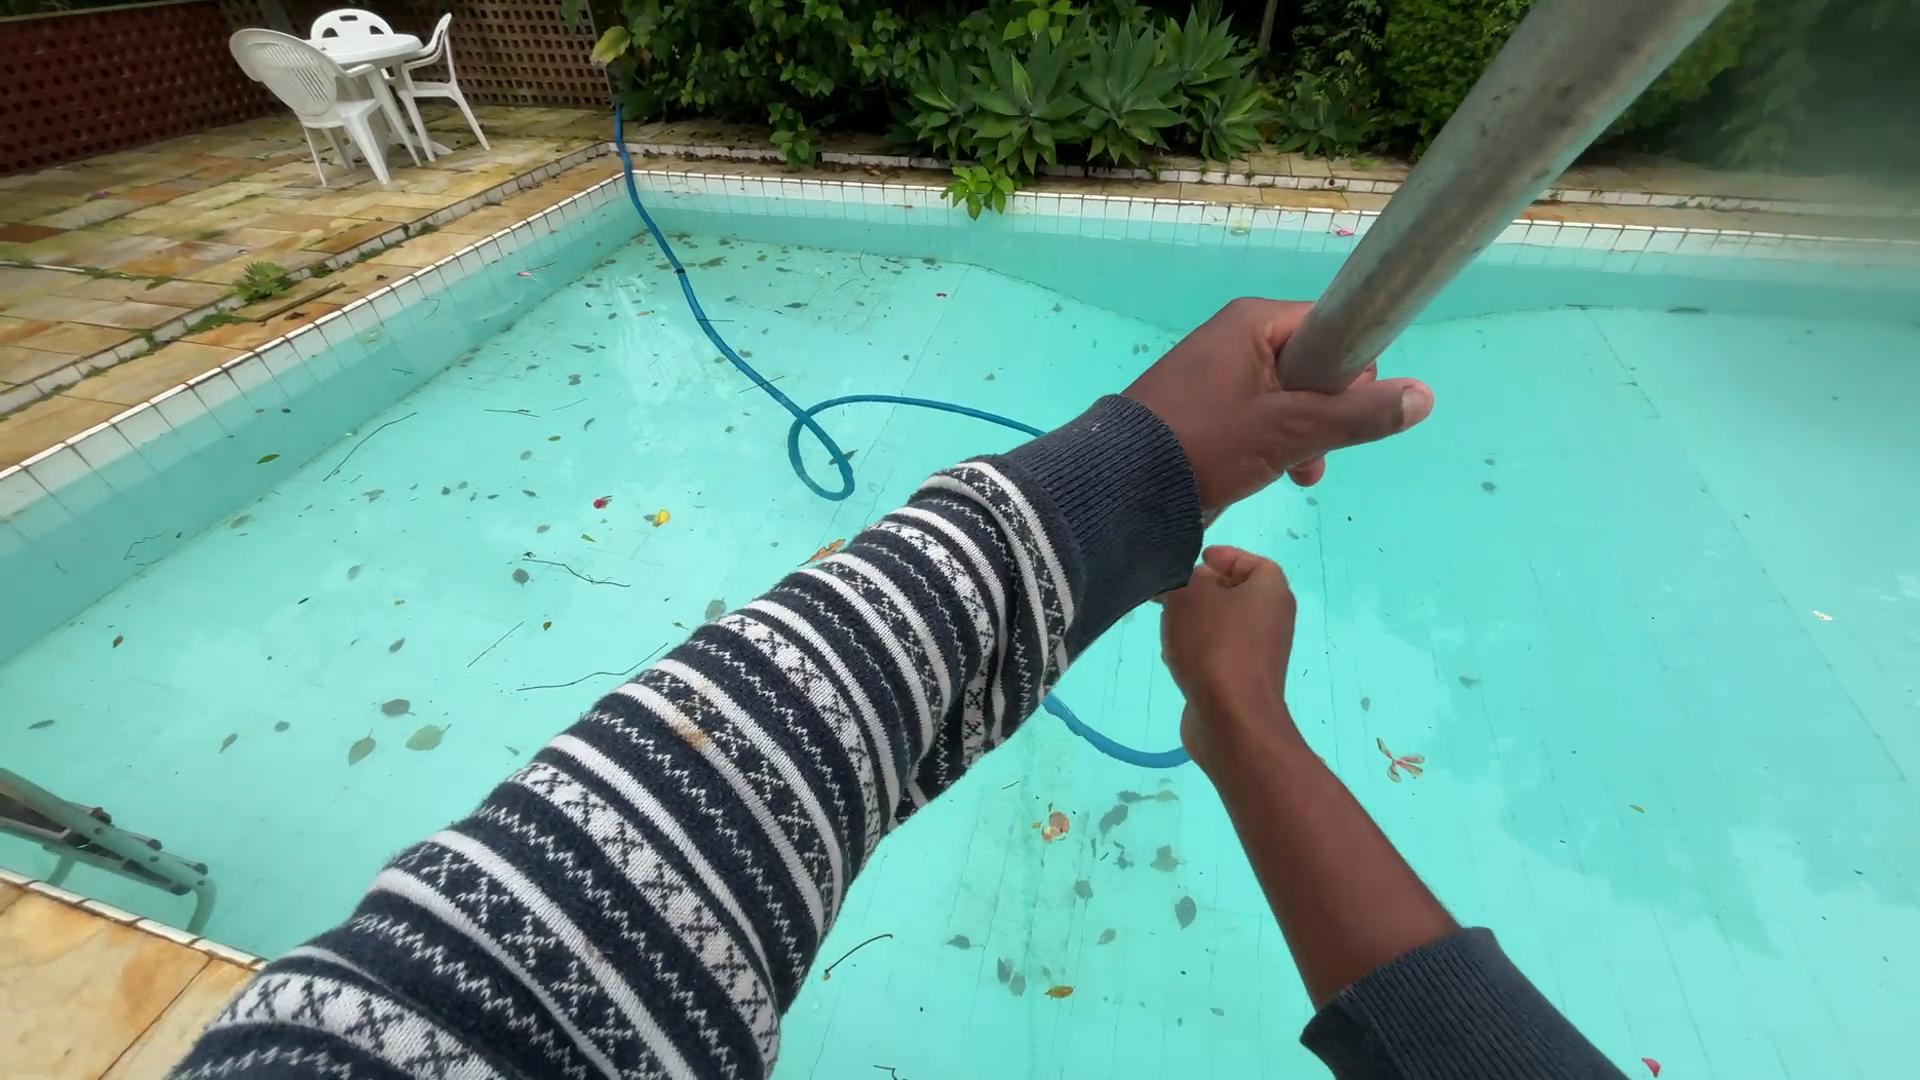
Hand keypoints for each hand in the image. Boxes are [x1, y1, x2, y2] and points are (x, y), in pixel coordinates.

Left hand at [1123, 298, 1433, 511]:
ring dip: (1300, 436)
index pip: (1330, 327)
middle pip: (1309, 367)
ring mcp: (1211, 375)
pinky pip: (1253, 416)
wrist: (1122, 485)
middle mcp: (1232, 340)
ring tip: (1298, 473)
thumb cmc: (1207, 443)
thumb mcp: (1289, 429)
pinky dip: (1268, 443)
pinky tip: (1272, 474)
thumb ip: (1356, 414)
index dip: (1352, 370)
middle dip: (1325, 414)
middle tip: (1317, 452)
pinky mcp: (1198, 409)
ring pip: (1283, 398)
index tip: (1350, 411)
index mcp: (1252, 324)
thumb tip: (1424, 396)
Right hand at [1160, 545, 1298, 770]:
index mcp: (1270, 591)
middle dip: (1201, 590)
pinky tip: (1173, 657)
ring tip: (1166, 622)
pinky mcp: (1243, 680)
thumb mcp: (1190, 595)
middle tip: (1170, 590)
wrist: (1231, 718)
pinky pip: (1218, 653)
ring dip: (1194, 621)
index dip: (1226, 557)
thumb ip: (1184, 577)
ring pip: (1223, 624)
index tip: (1198, 559)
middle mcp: (1272, 619)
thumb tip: (1187, 581)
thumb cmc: (1213, 645)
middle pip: (1235, 593)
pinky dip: (1196, 649)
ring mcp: (1260, 653)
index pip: (1253, 561)